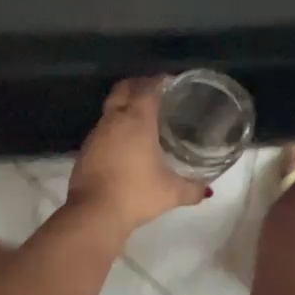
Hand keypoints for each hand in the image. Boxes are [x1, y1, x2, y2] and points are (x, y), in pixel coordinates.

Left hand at [68, 77, 206, 233]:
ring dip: (125, 105)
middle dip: (139, 84)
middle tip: (157, 92)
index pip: (148, 88)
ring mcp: (97, 134)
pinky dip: (116, 127)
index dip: (161, 81)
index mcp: (137, 120)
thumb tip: (207, 190)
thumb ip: (193, 189)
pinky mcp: (86, 149)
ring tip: (144, 117)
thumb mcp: (172, 193)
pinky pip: (104, 128)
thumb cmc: (137, 194)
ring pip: (111, 108)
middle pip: (124, 88)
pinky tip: (127, 143)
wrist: (94, 213)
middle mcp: (114, 119)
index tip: (173, 82)